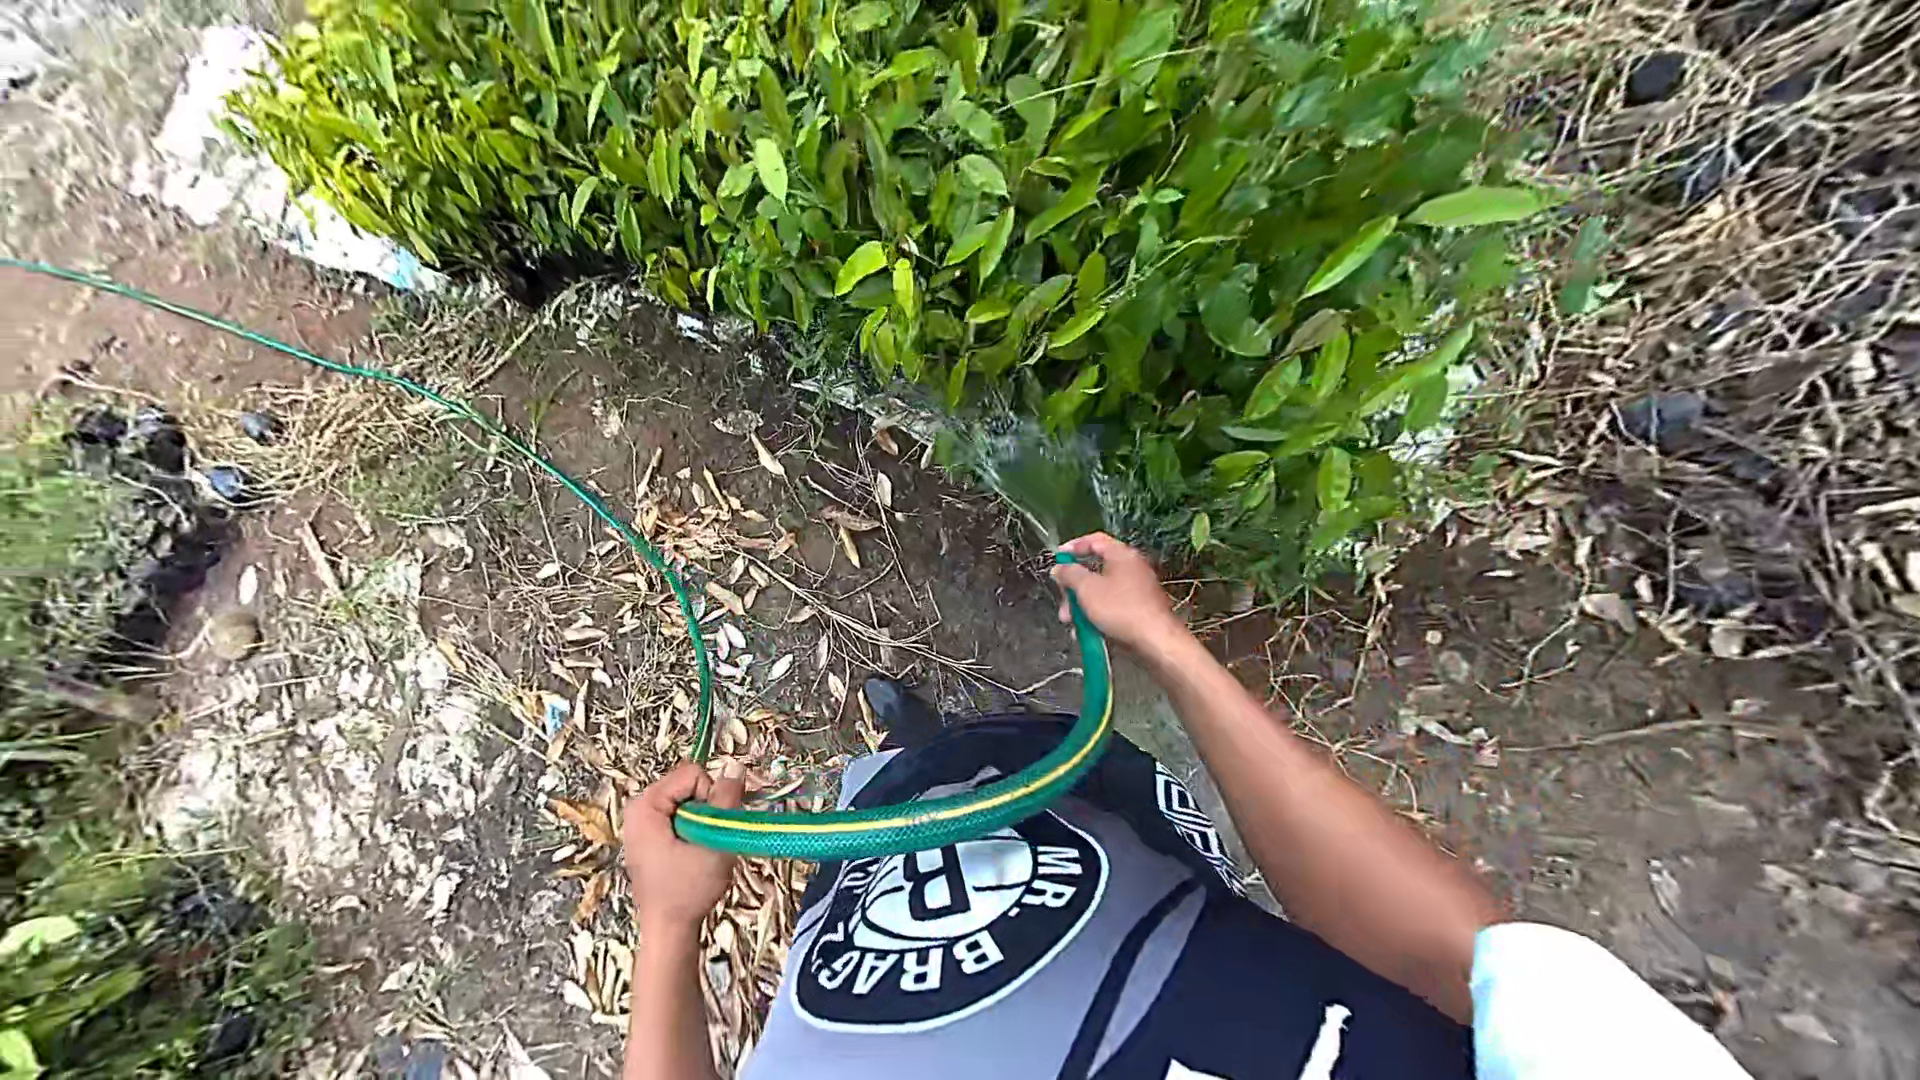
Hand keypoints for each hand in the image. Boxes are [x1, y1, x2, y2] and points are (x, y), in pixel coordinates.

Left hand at [623, 760, 744, 936]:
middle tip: (708, 838)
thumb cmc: (688, 890)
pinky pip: (685, 812)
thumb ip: (725, 801)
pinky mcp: (652, 833)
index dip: (711, 796)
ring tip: (701, 848)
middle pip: (691, 784)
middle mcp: (640, 808)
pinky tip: (694, 851)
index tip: (709, 828)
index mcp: (645, 806)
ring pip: (692, 798)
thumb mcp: (714, 840)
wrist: (670, 931)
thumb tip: (735, 767)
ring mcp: (644, 822)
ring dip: (705, 818)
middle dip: (708, 807)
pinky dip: (697, 826)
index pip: (693, 774)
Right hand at [1049, 532, 1190, 660]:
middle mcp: (1132, 568)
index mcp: (1121, 555)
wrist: (1155, 641)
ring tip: (1070, 621)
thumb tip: (1059, 568)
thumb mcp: (1086, 589)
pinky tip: (1086, 630)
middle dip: (1074, 586)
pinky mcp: (1139, 609)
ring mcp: (1137, 589)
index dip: (1073, 547)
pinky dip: (1096, 614)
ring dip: (1081, 604)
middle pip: (1094, 568)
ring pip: (1100, 590)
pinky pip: (1111, 605)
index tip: (1057, 559)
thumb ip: (1069, 574)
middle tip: (1062, 600)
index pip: (1094, 540)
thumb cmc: (1120, 610)